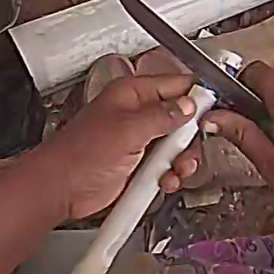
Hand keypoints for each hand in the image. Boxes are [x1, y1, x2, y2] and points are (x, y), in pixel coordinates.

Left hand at [23, 73, 203, 221]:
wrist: (60, 189)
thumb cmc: (78, 155)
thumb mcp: (127, 130)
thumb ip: (162, 117)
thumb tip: (189, 106)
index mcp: (132, 94)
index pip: (175, 84)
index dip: (196, 95)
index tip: (213, 109)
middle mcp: (138, 114)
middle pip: (182, 119)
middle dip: (189, 138)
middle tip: (184, 149)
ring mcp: (140, 140)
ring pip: (178, 146)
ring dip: (181, 161)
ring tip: (173, 170)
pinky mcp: (140, 165)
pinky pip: (167, 166)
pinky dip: (170, 175)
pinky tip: (164, 181)